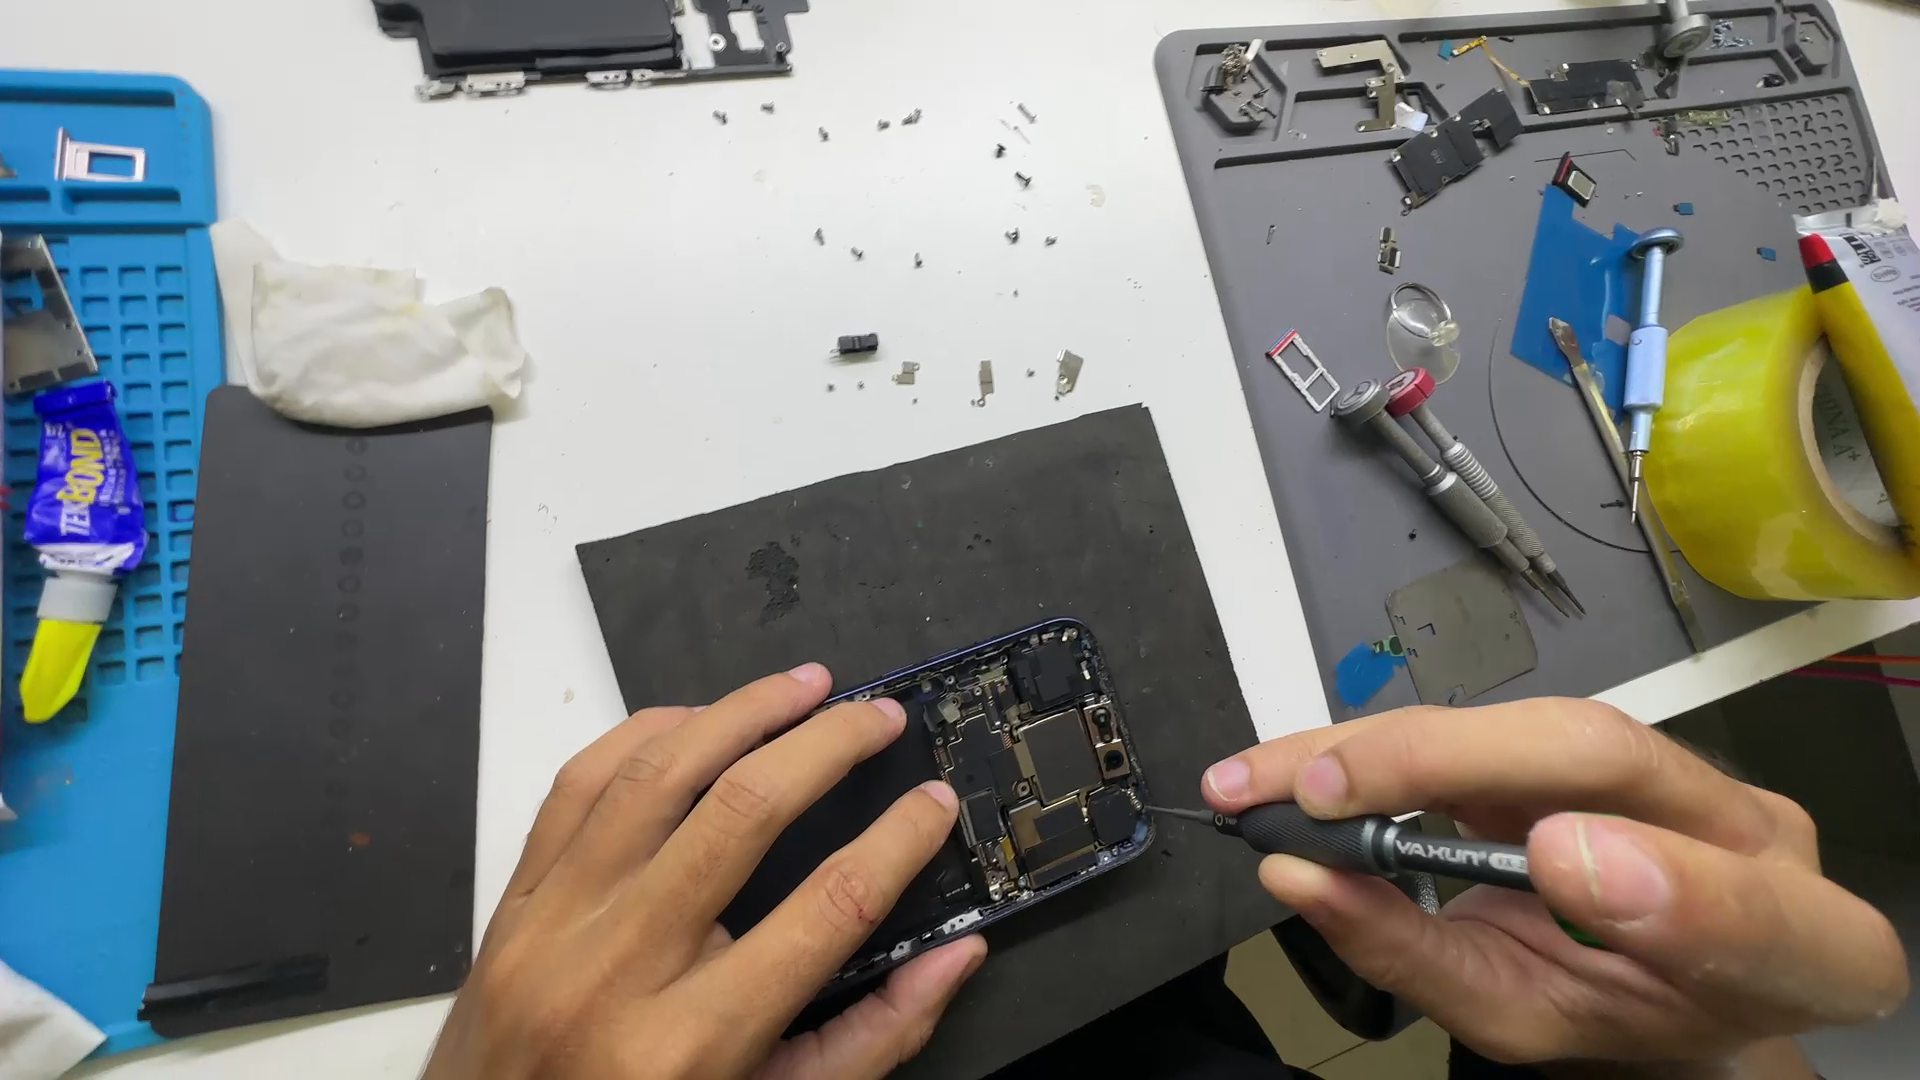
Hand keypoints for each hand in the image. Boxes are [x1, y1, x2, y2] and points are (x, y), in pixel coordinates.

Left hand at [425, 663, 986, 1079]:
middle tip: (881, 715)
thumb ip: (874, 1038)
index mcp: (693, 1044)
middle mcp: (618, 969)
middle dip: (829, 744)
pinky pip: (581, 780)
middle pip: (743, 810)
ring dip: (745, 710)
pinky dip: (651, 730)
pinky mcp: (515, 898)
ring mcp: (555, 923)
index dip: (898, 842)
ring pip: (660, 773)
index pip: (828, 908)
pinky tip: (705, 716)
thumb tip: (960, 954)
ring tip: (808, 683)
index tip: (935, 799)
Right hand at [1202, 699, 1907, 1071]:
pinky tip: (1273, 766)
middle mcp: (1716, 815)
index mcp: (1790, 944)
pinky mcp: (1538, 732)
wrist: (1633, 954)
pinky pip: (1440, 720)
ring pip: (1484, 717)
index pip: (1749, 907)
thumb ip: (1415, 957)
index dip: (1662, 885)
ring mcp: (1625, 757)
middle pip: (1579, 746)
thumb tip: (1299, 876)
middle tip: (1304, 795)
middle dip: (1425, 760)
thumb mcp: (1515, 1016)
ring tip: (1243, 783)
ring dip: (1353, 744)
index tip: (1551, 860)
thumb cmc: (1595, 1000)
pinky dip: (1346, 742)